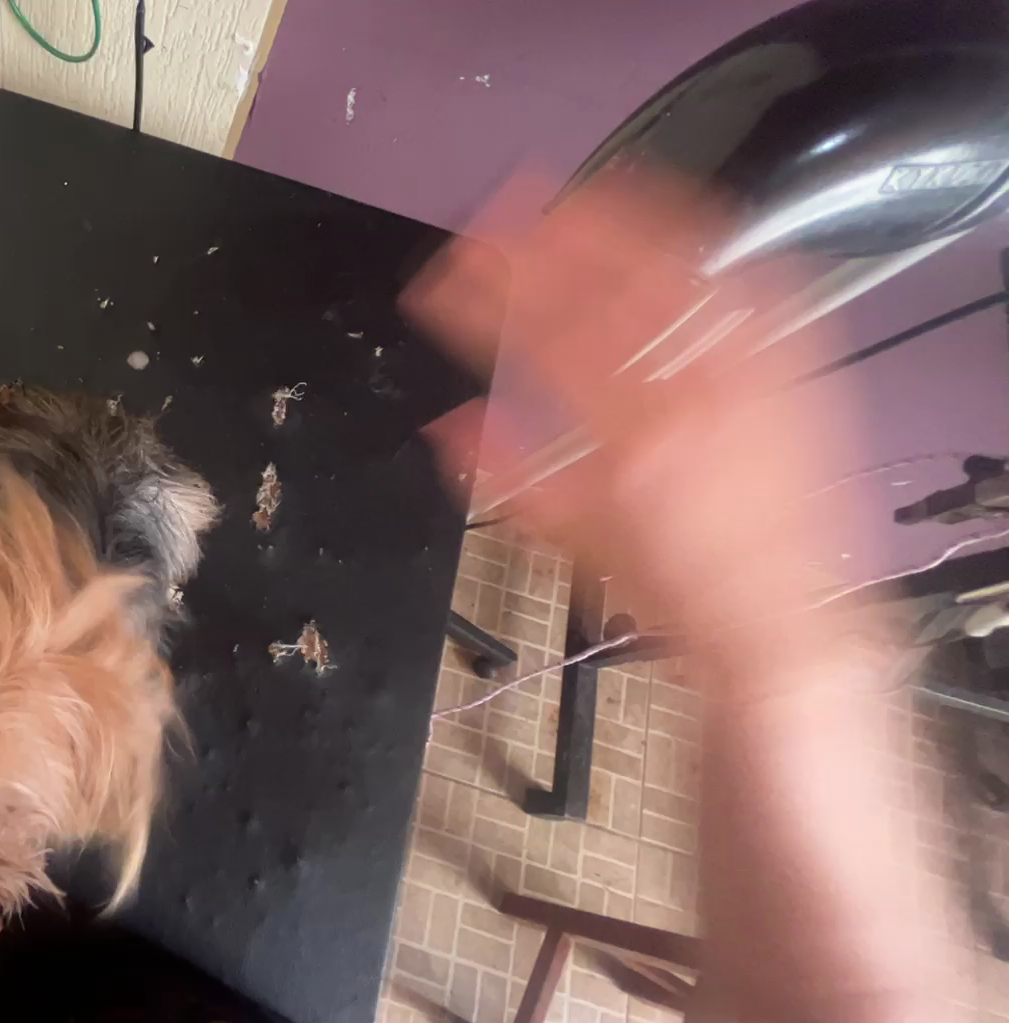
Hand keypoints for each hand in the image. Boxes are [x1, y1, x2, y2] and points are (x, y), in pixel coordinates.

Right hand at [404, 172, 866, 686]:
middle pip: (606, 295)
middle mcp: (696, 399)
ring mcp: (752, 378)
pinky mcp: (791, 370)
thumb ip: (499, 474)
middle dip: (536, 247)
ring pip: (681, 277)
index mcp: (627, 443)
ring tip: (566, 195)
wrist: (775, 617)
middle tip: (487, 220)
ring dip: (615, 227)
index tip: (441, 281)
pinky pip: (746, 287)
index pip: (540, 345)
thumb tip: (449, 424)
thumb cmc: (669, 585)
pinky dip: (699, 245)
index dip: (481, 304)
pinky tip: (667, 224)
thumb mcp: (564, 537)